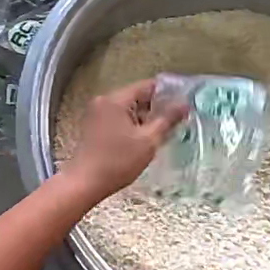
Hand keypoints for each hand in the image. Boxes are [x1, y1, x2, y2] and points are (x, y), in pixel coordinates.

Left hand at [60, 78, 188, 200]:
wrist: (85, 183)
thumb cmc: (118, 162)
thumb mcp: (148, 141)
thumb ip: (167, 120)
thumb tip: (184, 105)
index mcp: (116, 99)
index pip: (147, 86)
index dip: (168, 93)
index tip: (184, 104)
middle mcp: (104, 101)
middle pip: (138, 96)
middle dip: (157, 108)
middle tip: (176, 121)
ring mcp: (97, 113)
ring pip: (129, 109)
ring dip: (145, 119)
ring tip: (163, 132)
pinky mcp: (95, 126)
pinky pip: (119, 118)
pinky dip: (132, 125)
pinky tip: (143, 139)